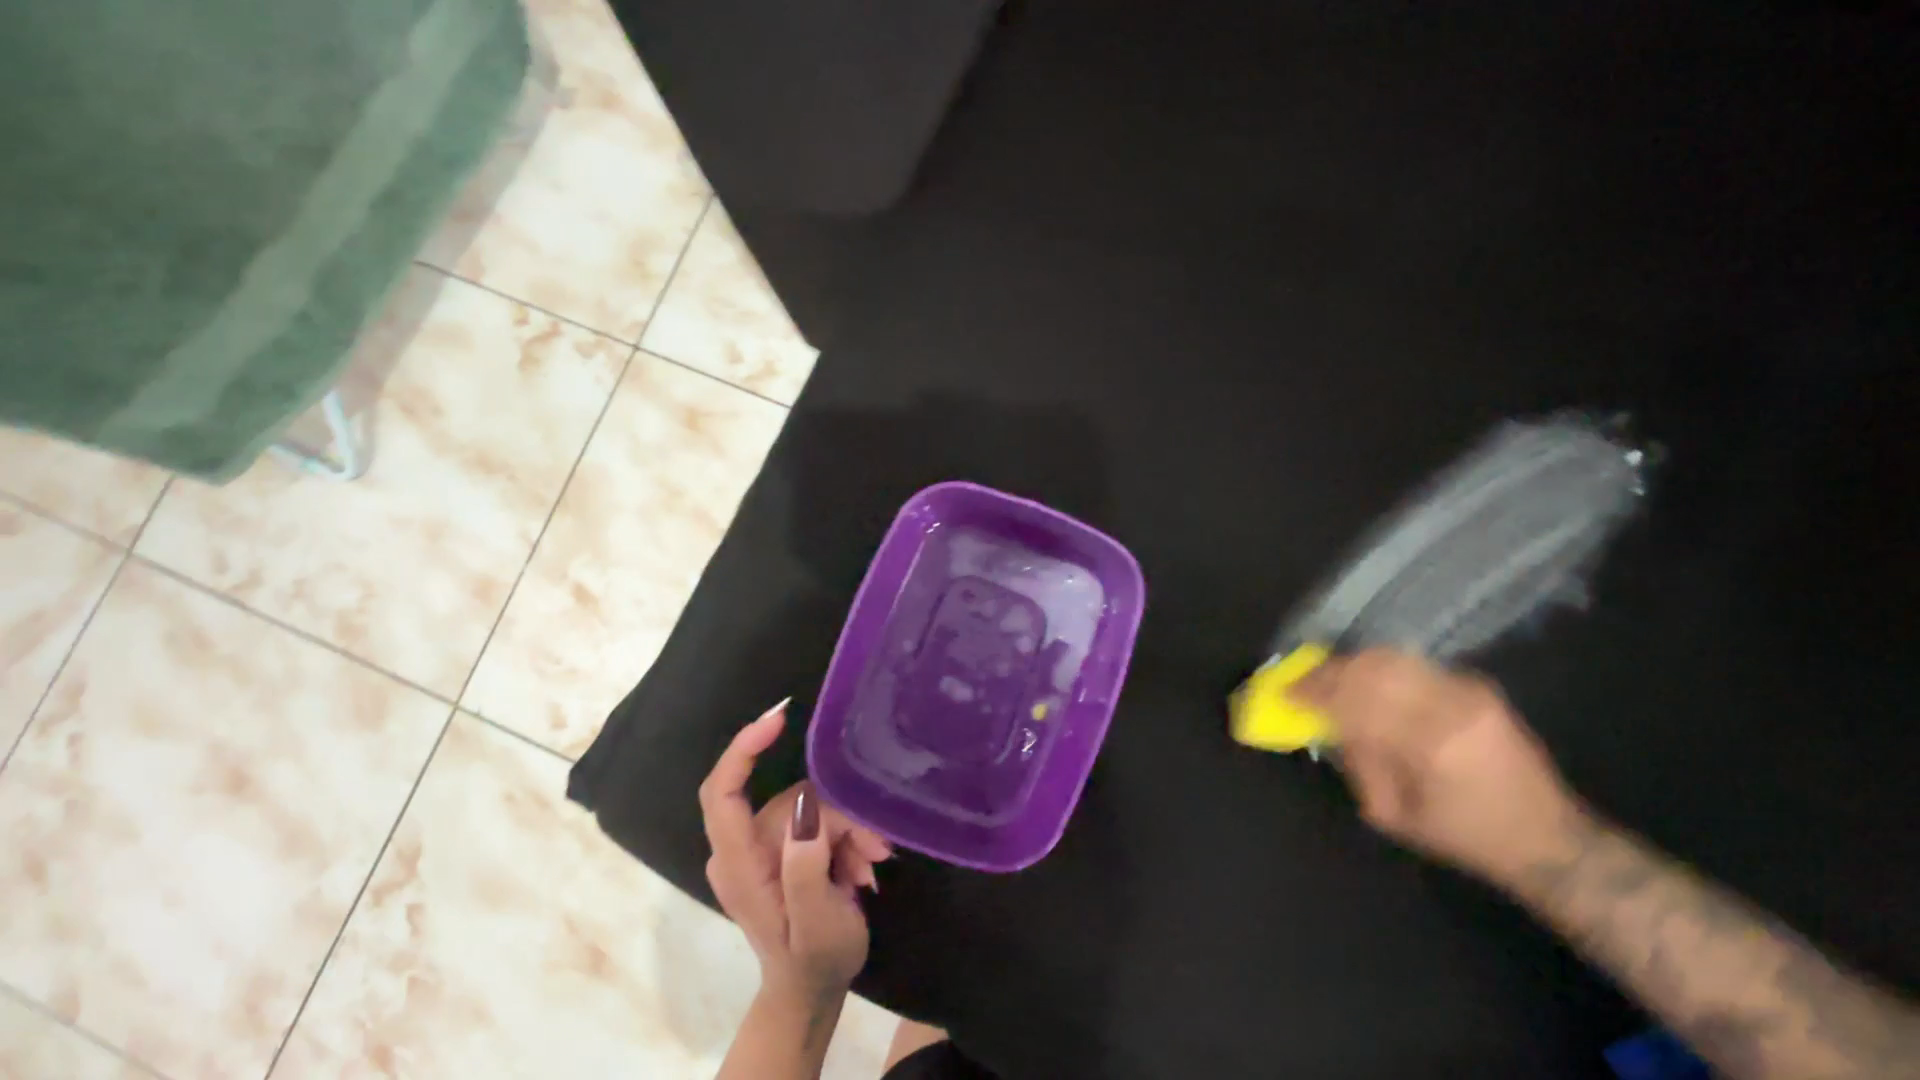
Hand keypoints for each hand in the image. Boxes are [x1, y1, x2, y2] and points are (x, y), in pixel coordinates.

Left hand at [701, 701, 886, 999]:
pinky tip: (861, 866)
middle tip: (876, 850)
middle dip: (837, 818)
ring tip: (872, 865)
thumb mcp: (819, 923)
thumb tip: (807, 807)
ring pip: (809, 809)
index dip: (743, 749)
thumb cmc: (815, 961)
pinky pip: (814, 822)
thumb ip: (805, 867)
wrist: (812, 992)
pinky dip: (843, 839)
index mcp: (738, 866)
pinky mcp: (779, 849)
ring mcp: (759, 849)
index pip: (721, 793)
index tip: (778, 718)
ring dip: (848, 832)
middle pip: (789, 801)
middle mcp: (740, 850)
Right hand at [1289, 649, 1588, 886]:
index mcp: (1429, 746)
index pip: (1356, 702)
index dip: (1314, 693)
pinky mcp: (1478, 687)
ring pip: (1393, 659)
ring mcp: (1468, 691)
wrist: (1548, 838)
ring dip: (1353, 664)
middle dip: (1329, 672)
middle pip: (1373, 669)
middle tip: (1301, 680)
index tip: (1286, 694)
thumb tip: (1328, 726)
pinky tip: (1365, 679)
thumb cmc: (1466, 837)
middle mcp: (1450, 707)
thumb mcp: (1396, 816)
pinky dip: (1382, 668)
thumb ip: (1360, 765)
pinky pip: (1416, 667)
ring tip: (1328, 676)